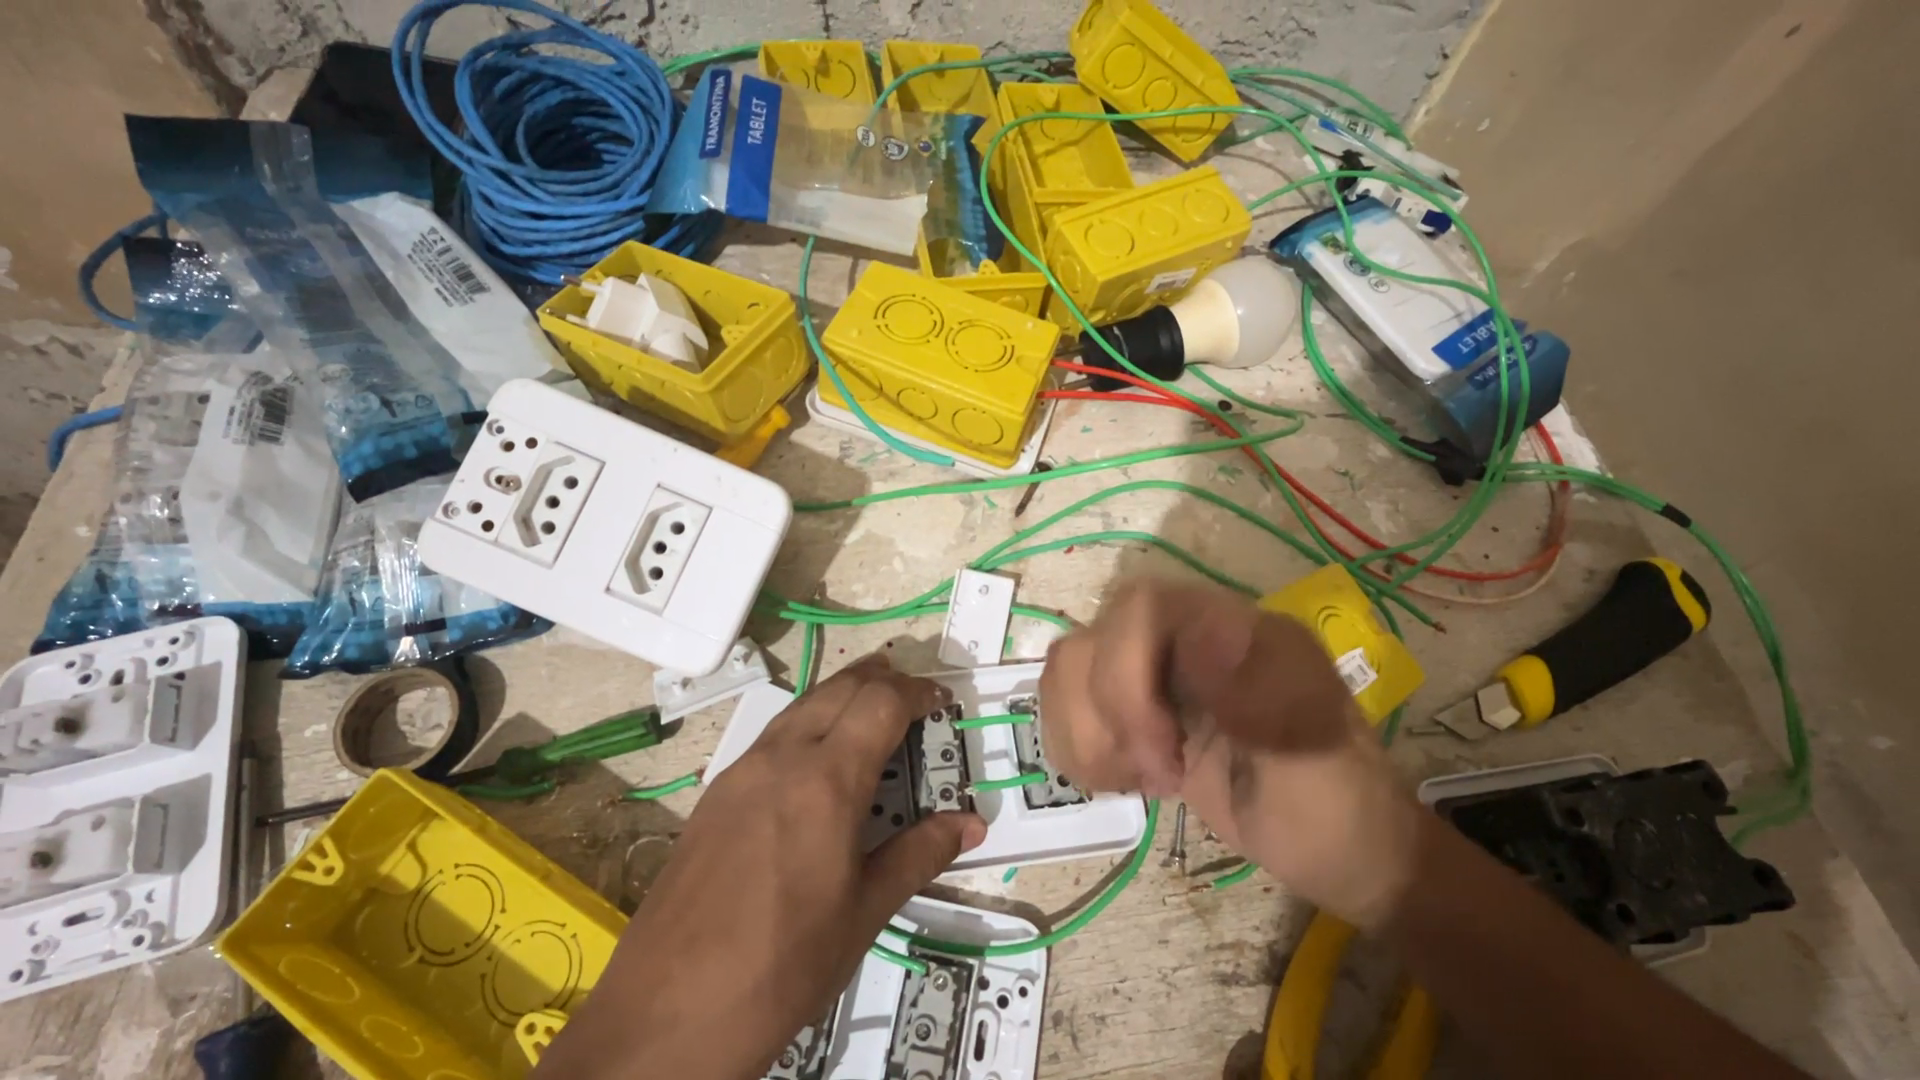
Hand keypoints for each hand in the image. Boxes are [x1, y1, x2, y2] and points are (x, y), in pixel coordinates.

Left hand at [536, 655, 987, 1079]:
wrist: (670, 1011)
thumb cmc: (785, 963)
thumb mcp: (865, 912)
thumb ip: (918, 855)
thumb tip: (969, 825)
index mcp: (826, 781)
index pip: (879, 703)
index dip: (916, 692)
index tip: (941, 701)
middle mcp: (780, 760)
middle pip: (837, 690)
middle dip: (880, 679)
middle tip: (913, 693)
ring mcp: (739, 774)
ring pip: (799, 707)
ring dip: (840, 696)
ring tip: (870, 712)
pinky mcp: (714, 796)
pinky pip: (770, 738)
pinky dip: (806, 725)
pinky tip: (816, 763)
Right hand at [1039, 578, 1420, 927]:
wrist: (1334, 850)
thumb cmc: (1335, 808)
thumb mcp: (1315, 757)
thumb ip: (1264, 696)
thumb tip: (1203, 635)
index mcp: (1238, 631)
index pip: (1143, 608)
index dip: (1126, 677)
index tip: (1164, 755)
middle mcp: (1187, 639)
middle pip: (1095, 638)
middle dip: (1107, 715)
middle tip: (1156, 775)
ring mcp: (1156, 674)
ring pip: (1070, 668)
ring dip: (1085, 733)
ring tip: (1137, 779)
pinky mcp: (1133, 712)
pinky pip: (1067, 705)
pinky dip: (1077, 747)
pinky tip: (1123, 781)